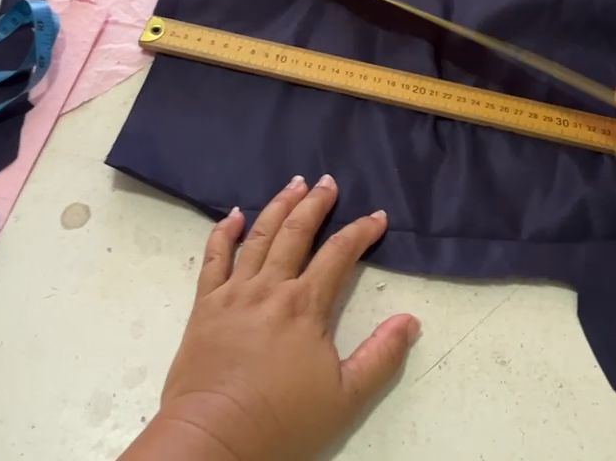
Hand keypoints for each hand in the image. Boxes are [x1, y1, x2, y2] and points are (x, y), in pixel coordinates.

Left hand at [123, 175, 420, 460]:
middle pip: (296, 232)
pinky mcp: (205, 305)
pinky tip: (233, 215)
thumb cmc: (282, 422)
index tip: (378, 216)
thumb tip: (411, 320)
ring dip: (278, 206)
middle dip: (316, 203)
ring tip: (293, 184)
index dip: (361, 231)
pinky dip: (223, 232)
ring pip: (259, 236)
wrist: (213, 439)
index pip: (339, 254)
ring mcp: (234, 292)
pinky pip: (214, 258)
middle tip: (328, 182)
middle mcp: (270, 287)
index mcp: (305, 306)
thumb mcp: (345, 399)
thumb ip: (381, 357)